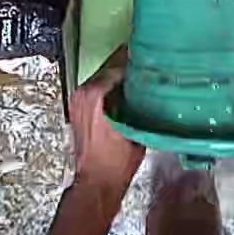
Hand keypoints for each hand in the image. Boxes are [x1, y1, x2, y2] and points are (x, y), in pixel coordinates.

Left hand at [69, 56, 145, 201]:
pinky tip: (130, 89)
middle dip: (129, 64)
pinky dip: (112, 86)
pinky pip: (98, 88)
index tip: (153, 53)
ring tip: (144, 72)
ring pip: (103, 77)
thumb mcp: (136, 129)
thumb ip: (142, 104)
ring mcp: (77, 100)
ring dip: (121, 75)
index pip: (118, 64)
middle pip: (109, 67)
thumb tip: (156, 88)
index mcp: (95, 94)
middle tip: (151, 61)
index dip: (136, 58)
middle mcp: (82, 93)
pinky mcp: (78, 109)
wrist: (96, 182)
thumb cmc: (116, 161)